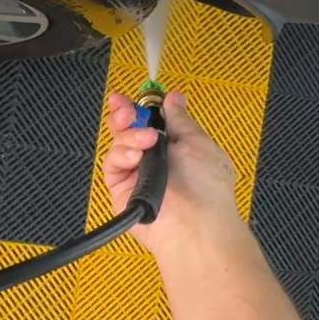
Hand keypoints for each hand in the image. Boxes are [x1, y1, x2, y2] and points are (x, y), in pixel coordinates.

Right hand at [104, 89, 241, 252]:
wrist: (194, 222)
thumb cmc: (206, 188)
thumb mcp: (197, 141)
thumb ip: (179, 118)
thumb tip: (174, 99)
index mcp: (175, 145)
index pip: (150, 119)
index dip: (139, 106)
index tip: (130, 97)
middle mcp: (154, 158)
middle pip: (128, 128)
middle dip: (125, 115)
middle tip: (127, 111)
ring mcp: (137, 172)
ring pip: (118, 142)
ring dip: (129, 135)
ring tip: (145, 140)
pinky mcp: (121, 187)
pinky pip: (112, 163)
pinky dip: (121, 155)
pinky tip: (135, 158)